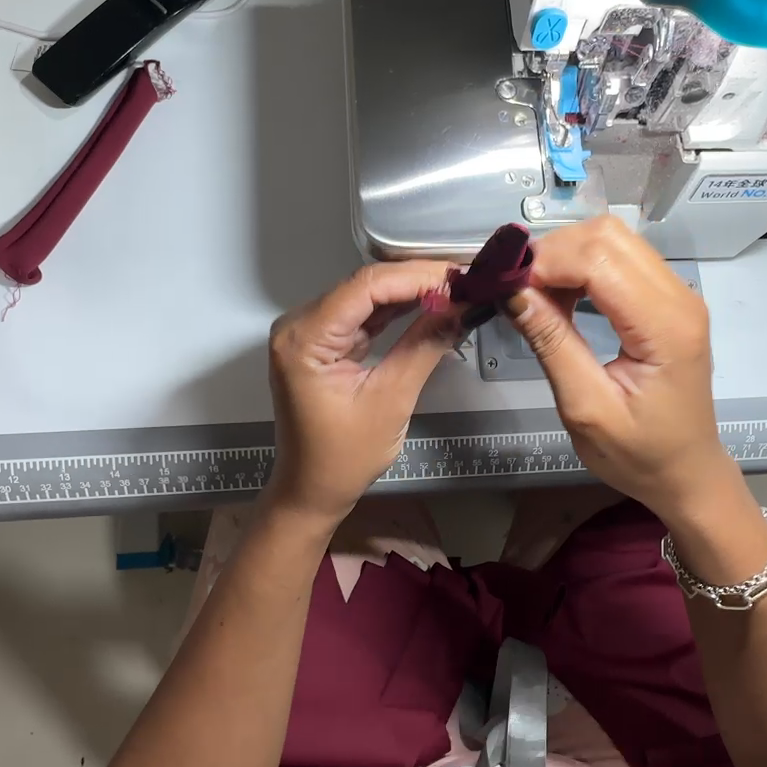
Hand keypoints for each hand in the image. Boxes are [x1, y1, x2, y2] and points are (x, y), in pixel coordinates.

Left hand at [265, 261, 462, 524]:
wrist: (311, 490)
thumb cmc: (345, 457)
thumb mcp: (391, 400)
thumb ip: (424, 345)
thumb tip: (462, 306)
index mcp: (305, 338)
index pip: (365, 287)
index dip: (416, 276)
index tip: (461, 277)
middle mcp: (300, 324)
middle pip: (365, 286)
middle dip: (417, 280)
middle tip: (467, 280)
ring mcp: (310, 331)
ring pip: (367, 296)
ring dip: (411, 292)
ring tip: (458, 288)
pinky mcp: (323, 342)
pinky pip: (363, 315)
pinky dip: (397, 310)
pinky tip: (432, 303)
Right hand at [503, 217, 741, 527]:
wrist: (686, 473)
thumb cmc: (639, 454)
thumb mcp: (585, 408)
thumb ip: (552, 344)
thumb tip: (513, 292)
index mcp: (665, 326)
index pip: (599, 259)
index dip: (547, 263)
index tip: (507, 289)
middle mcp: (679, 297)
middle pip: (607, 235)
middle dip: (554, 253)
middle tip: (518, 290)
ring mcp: (677, 293)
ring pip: (612, 238)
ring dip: (566, 256)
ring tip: (534, 295)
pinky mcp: (667, 297)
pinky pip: (620, 258)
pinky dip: (581, 266)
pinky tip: (560, 297)